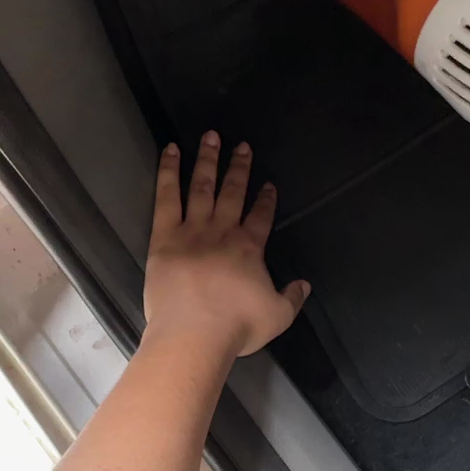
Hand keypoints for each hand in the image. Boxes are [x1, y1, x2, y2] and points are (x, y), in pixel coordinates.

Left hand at [143, 131, 308, 358]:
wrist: (195, 333)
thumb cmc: (237, 326)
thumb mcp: (278, 316)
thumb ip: (292, 298)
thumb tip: (305, 285)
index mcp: (249, 249)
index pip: (261, 216)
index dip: (266, 200)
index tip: (269, 185)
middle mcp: (222, 232)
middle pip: (232, 193)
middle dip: (239, 168)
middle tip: (242, 146)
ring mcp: (192, 231)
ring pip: (201, 187)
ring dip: (207, 161)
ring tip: (211, 137)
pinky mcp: (164, 238)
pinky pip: (167, 198)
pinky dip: (169, 173)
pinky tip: (171, 151)